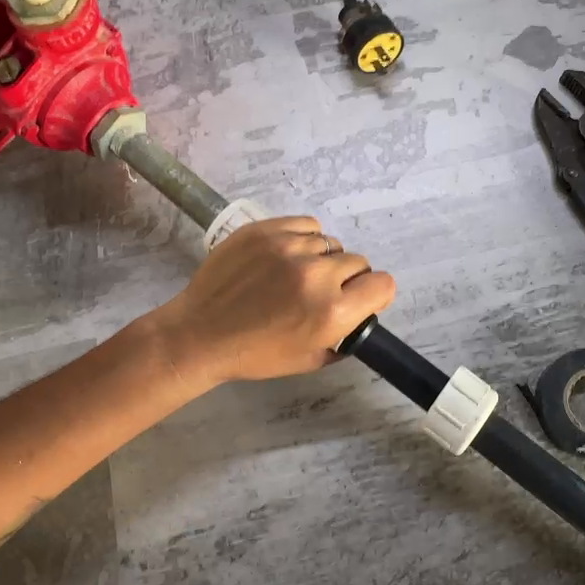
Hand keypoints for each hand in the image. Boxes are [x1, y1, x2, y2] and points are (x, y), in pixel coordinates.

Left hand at [150, 216, 396, 387]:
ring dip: (322, 258)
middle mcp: (317, 275)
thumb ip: (344, 335)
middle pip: (358, 262)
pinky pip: (306, 225)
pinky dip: (303, 238)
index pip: (383, 284)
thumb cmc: (256, 354)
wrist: (201, 333)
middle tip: (321, 291)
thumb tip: (361, 314)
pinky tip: (286, 255)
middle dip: (347, 277)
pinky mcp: (266, 230)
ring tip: (296, 274)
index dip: (374, 294)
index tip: (359, 299)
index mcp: (332, 312)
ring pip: (330, 243)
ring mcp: (289, 247)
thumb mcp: (311, 360)